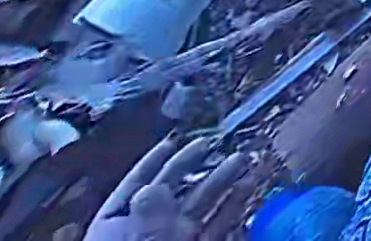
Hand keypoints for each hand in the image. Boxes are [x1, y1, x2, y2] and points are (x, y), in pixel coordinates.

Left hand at [87, 136, 257, 240]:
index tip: (173, 140)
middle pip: (172, 197)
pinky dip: (235, 210)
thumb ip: (148, 224)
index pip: (128, 194)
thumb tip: (153, 185)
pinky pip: (220, 231)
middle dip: (198, 167)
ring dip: (224, 183)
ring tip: (247, 159)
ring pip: (200, 211)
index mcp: (119, 238)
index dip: (148, 166)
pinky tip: (251, 190)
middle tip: (222, 142)